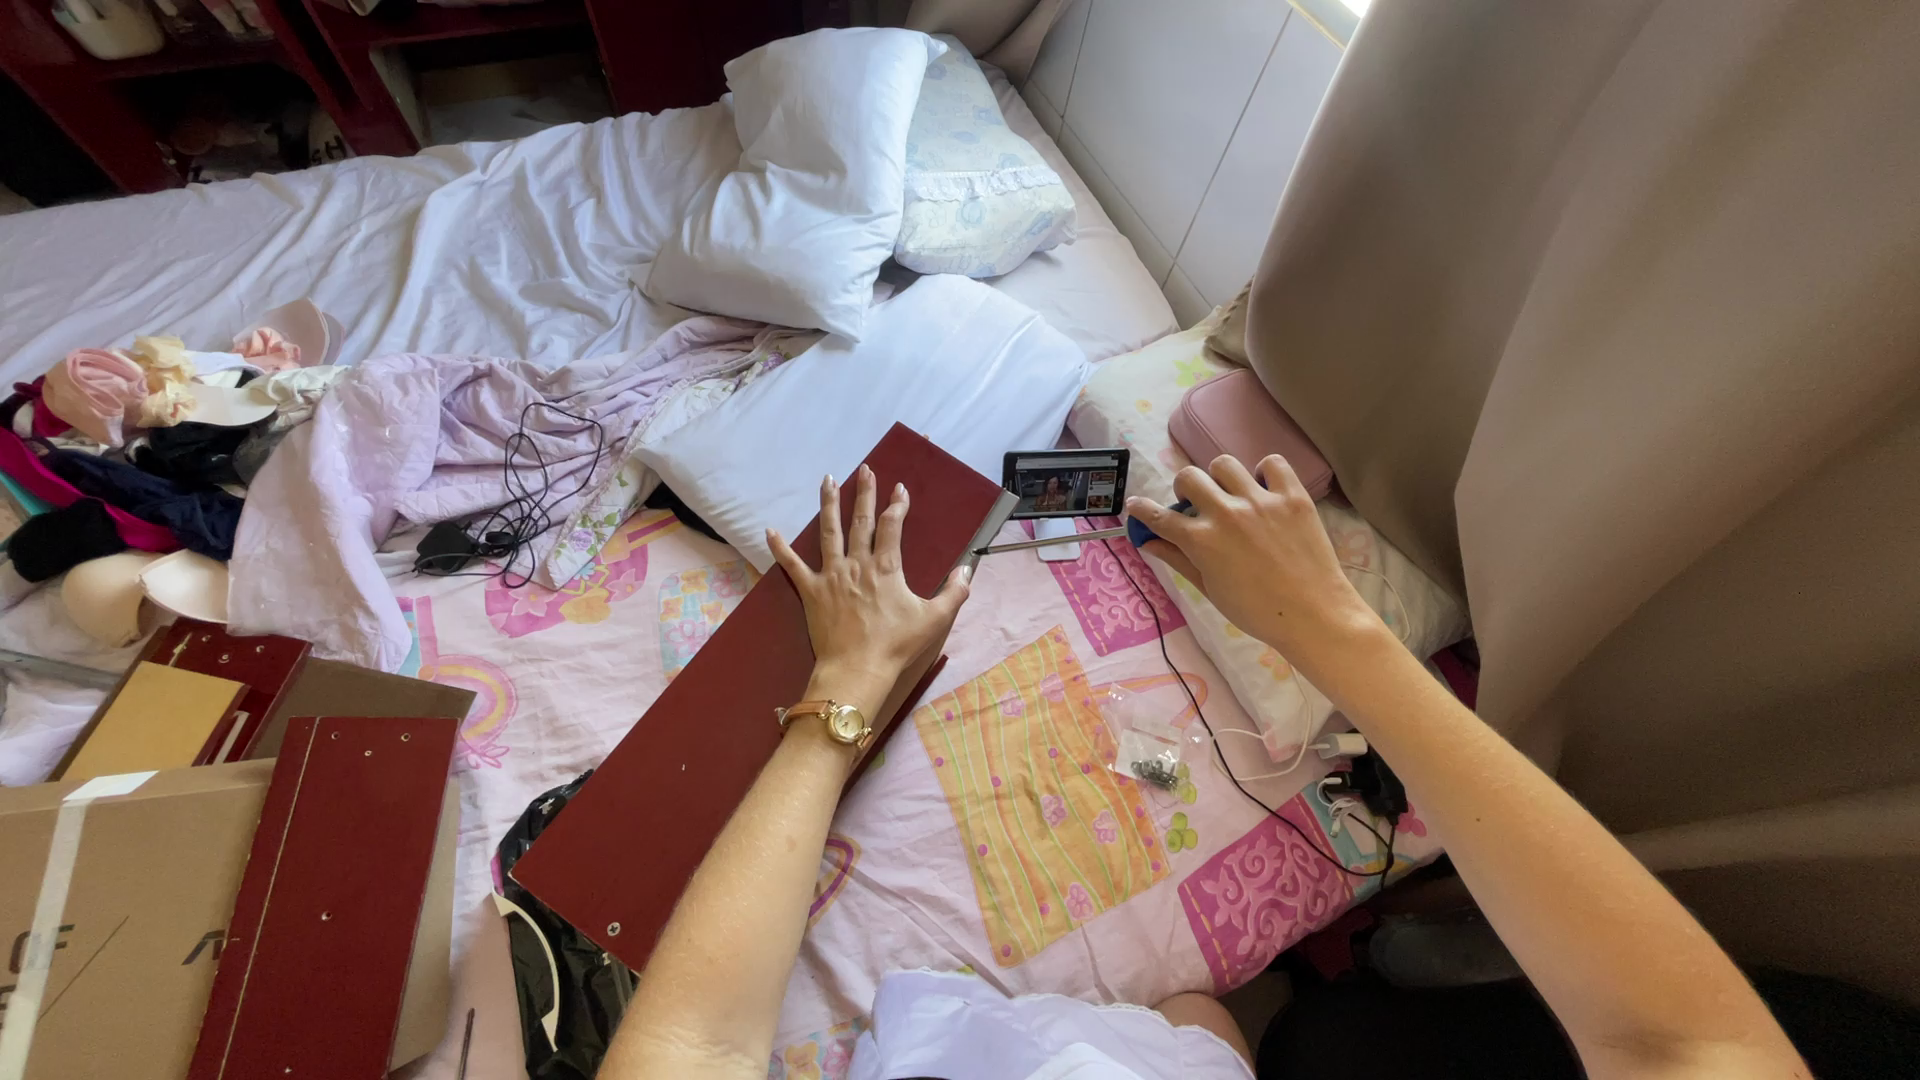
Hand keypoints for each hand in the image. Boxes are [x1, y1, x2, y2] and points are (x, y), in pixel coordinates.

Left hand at [768, 465, 971, 711]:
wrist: (858, 669)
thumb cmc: (896, 645)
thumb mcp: (934, 619)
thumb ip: (954, 592)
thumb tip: (967, 570)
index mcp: (886, 568)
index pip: (891, 527)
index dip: (897, 506)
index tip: (899, 489)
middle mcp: (858, 564)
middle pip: (861, 522)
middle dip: (864, 494)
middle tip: (865, 470)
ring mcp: (832, 576)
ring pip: (829, 533)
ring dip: (829, 505)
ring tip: (827, 480)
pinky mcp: (811, 592)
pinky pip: (793, 566)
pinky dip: (780, 548)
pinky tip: (769, 531)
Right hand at [1125, 455, 1385, 683]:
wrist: (1313, 615)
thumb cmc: (1255, 610)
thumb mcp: (1208, 588)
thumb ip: (1176, 559)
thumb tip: (1147, 542)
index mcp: (1201, 540)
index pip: (1158, 516)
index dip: (1141, 509)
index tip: (1136, 506)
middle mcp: (1226, 514)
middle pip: (1188, 478)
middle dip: (1184, 489)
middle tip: (1196, 505)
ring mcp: (1260, 502)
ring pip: (1224, 464)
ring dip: (1220, 478)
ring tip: (1231, 495)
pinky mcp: (1292, 497)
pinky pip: (1272, 463)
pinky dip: (1265, 472)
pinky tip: (1265, 491)